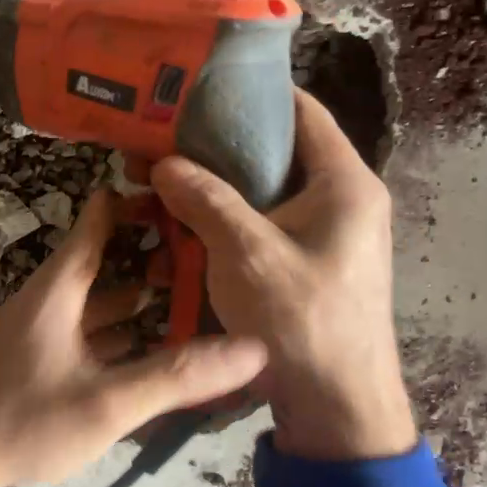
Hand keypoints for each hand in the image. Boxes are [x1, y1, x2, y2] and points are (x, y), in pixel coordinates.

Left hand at [0, 189, 268, 486]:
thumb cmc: (26, 425)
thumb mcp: (107, 404)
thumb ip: (177, 376)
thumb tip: (256, 349)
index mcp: (49, 299)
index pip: (88, 233)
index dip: (124, 208)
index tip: (166, 187)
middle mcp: (35, 306)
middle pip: (90, 267)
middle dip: (138, 255)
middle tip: (196, 248)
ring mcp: (25, 333)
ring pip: (82, 303)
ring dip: (124, 297)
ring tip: (179, 292)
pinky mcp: (23, 359)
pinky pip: (72, 331)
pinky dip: (107, 330)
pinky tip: (139, 344)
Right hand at [151, 88, 417, 461]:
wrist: (334, 397)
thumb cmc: (302, 318)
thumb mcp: (247, 253)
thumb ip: (207, 202)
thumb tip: (163, 162)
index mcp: (343, 185)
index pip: (302, 115)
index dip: (252, 95)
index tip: (193, 89)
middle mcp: (335, 200)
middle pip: (268, 154)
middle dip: (206, 149)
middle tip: (148, 146)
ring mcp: (315, 233)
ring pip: (252, 193)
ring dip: (199, 190)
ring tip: (143, 187)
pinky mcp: (294, 262)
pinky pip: (247, 227)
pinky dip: (208, 223)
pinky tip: (167, 231)